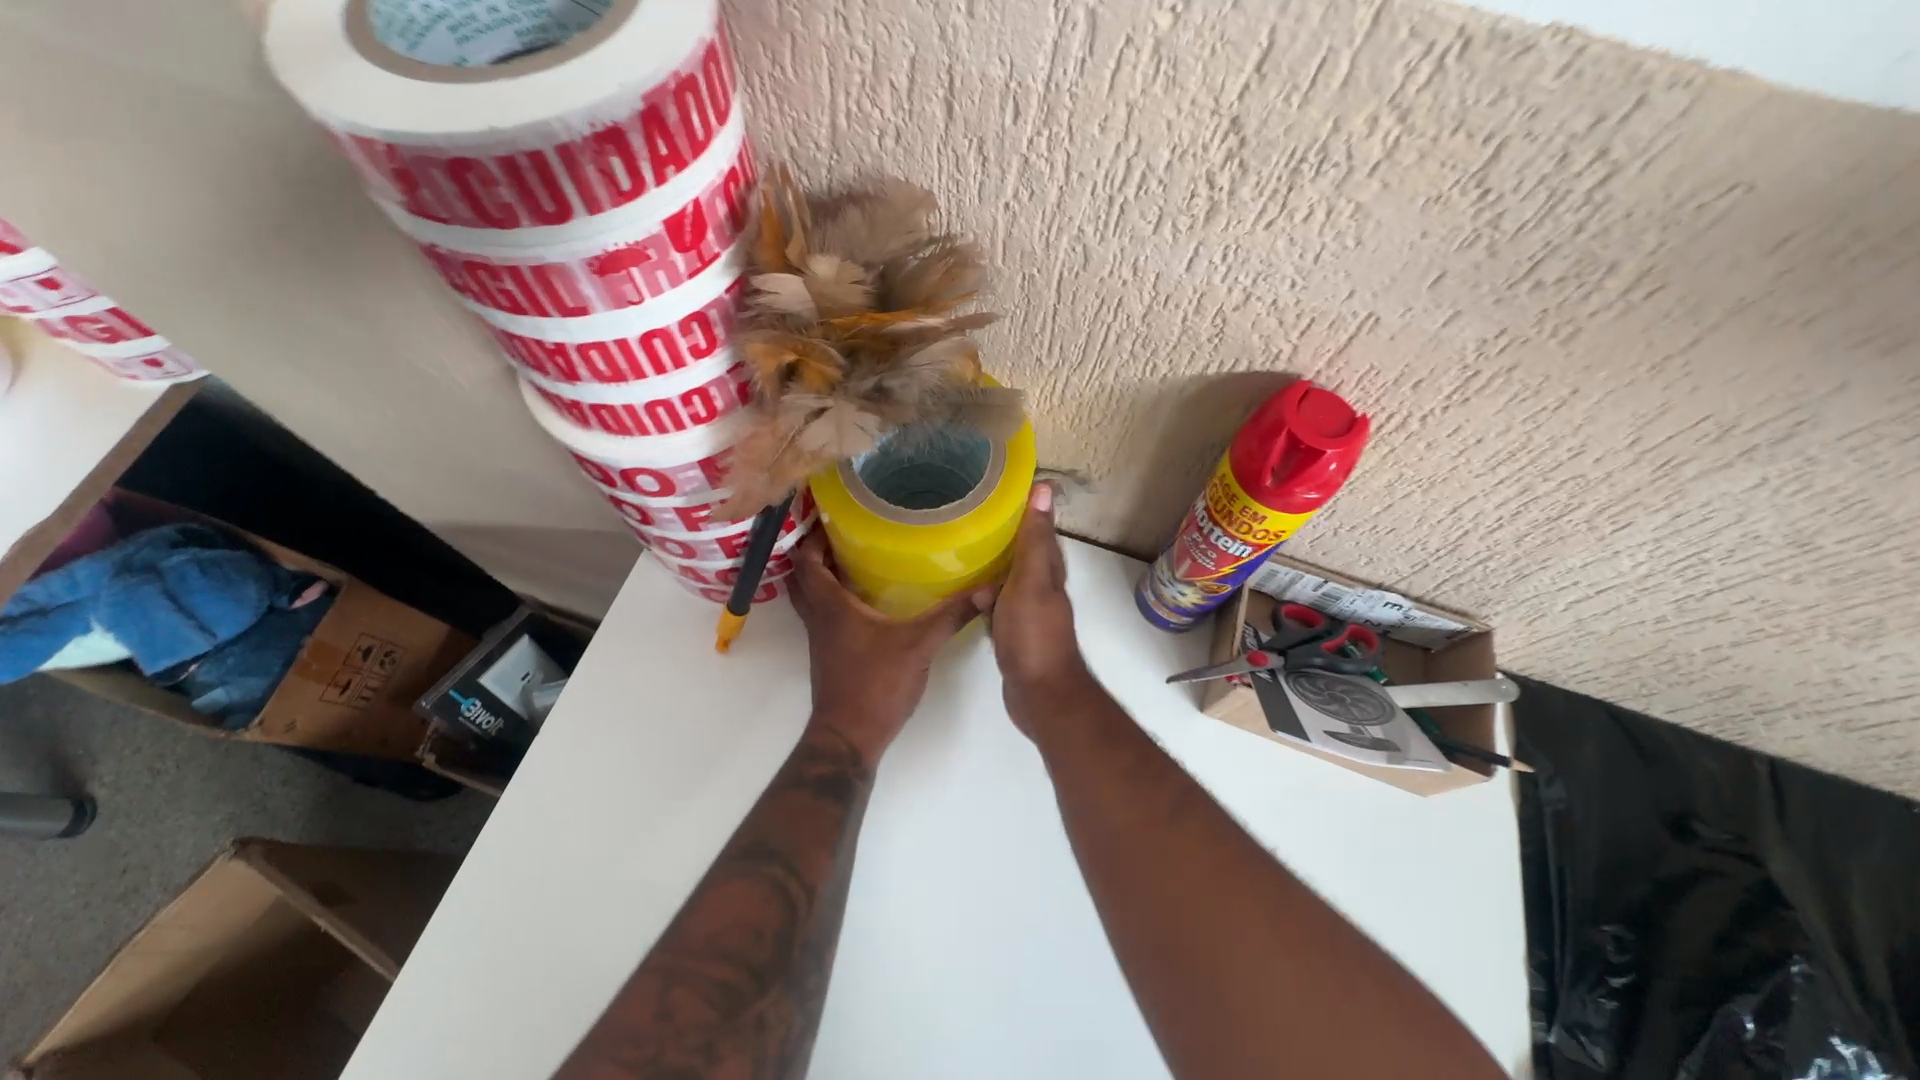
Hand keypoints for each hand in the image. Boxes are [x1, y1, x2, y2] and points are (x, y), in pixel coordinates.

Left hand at [789, 531, 979, 764]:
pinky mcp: (830, 655)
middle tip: (844, 534)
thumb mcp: (919, 645)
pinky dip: (836, 600)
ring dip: (824, 576)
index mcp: (830, 606)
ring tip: (856, 558)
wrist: (850, 737)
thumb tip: (986, 588)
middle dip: (816, 552)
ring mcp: (821, 639)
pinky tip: (867, 599)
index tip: (834, 516)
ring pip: (811, 598)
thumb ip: (950, 615)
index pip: (806, 560)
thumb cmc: (876, 685)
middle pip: (802, 576)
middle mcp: (818, 618)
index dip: (812, 535)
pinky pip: (825, 616)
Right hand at [972, 484, 1095, 731]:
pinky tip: (966, 595)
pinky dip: (985, 597)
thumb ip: (1034, 540)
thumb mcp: (1031, 581)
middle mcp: (1041, 589)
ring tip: (960, 549)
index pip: (1038, 531)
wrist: (1039, 694)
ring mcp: (1028, 614)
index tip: (999, 487)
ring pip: (1009, 580)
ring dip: (992, 566)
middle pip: (1023, 554)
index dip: (1025, 509)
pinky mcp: (1014, 634)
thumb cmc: (1034, 635)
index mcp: (1047, 572)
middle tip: (970, 516)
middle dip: (1003, 536)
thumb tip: (1045, 489)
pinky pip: (998, 606)